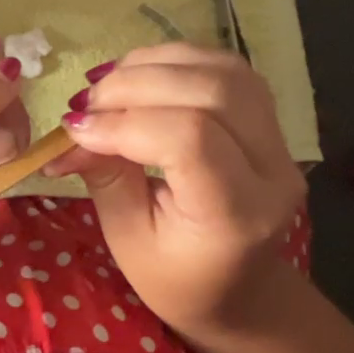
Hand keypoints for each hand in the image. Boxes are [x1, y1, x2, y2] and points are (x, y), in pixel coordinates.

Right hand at [44, 43, 305, 337]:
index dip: (124, 122)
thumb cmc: (174, 277)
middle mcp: (273, 169)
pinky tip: (136, 76)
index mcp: (237, 214)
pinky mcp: (270, 121)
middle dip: (136, 84)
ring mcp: (280, 140)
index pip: (190, 139)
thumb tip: (72, 128)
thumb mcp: (126, 237)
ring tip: (106, 86)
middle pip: (214, 91)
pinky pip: (227, 69)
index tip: (73, 130)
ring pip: (225, 70)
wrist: (237, 290)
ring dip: (155, 65)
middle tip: (85, 103)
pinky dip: (174, 62)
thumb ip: (105, 175)